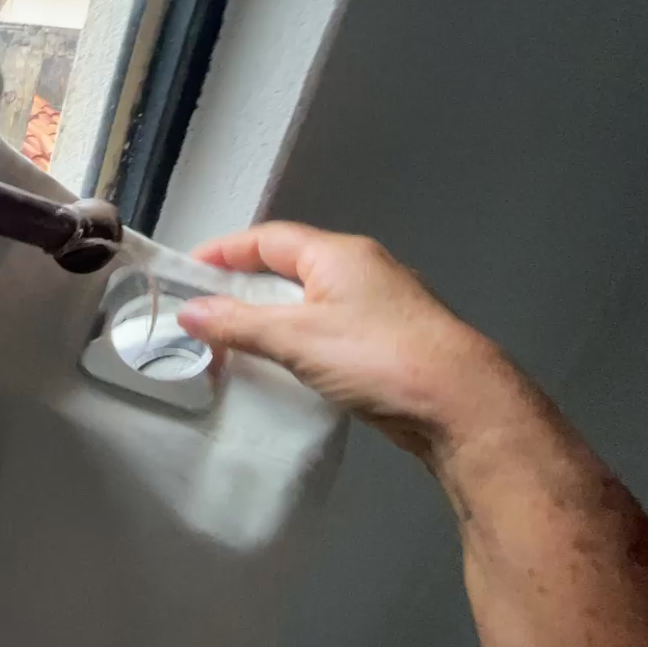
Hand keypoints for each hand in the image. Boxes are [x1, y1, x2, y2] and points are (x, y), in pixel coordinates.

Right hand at [175, 222, 536, 459]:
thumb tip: (188, 312)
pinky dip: (284, 336)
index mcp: (339, 256)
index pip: (268, 239)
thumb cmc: (380, 357)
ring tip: (223, 335)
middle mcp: (358, 271)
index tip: (185, 272)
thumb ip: (235, 323)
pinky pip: (316, 326)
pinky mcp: (378, 340)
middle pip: (283, 267)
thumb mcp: (294, 336)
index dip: (222, 251)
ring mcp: (372, 306)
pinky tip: (268, 359)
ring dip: (260, 313)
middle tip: (197, 306)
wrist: (462, 407)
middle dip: (237, 284)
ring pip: (300, 299)